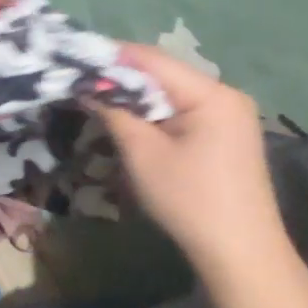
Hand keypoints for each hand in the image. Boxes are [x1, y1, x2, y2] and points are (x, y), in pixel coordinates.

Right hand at [93, 44, 290, 277]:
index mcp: (211, 94)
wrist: (238, 249)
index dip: (107, 58)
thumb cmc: (188, 198)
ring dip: (132, 94)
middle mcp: (224, 94)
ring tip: (92, 99)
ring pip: (168, 90)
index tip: (68, 62)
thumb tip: (86, 86)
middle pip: (161, 72)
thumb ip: (114, 112)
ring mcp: (227, 114)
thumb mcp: (142, 153)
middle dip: (118, 76)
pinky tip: (126, 119)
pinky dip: (150, 109)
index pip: (150, 59)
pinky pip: (179, 107)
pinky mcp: (223, 132)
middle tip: (75, 82)